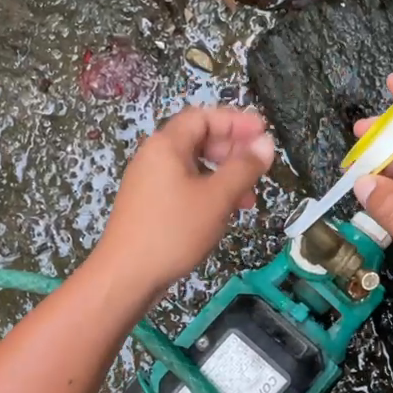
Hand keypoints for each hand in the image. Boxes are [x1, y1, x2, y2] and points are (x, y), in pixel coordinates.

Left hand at [92, 107, 274, 294]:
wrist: (126, 276)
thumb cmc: (173, 231)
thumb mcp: (216, 198)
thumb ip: (244, 168)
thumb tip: (266, 143)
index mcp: (166, 145)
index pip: (203, 117)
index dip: (235, 121)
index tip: (263, 132)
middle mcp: (153, 157)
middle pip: (197, 140)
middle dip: (232, 150)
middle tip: (258, 166)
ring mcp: (149, 183)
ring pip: (193, 168)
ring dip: (223, 176)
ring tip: (247, 198)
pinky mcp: (149, 207)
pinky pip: (183, 188)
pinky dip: (207, 193)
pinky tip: (222, 213)